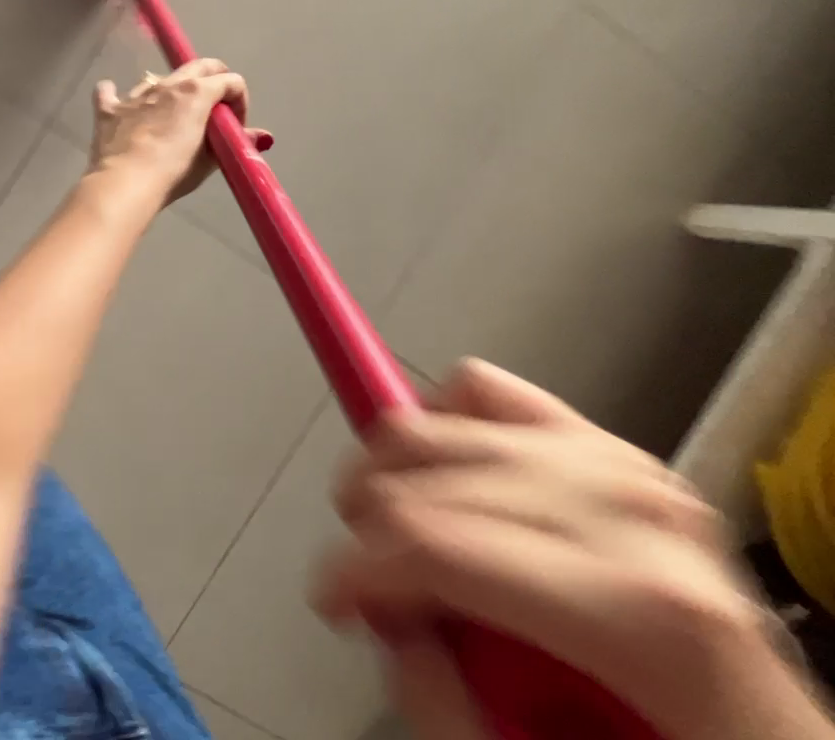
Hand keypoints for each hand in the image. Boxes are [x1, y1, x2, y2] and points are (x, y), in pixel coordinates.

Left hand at [88, 58, 269, 204]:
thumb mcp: (211, 160)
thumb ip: (235, 141)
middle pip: (197, 66)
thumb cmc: (173, 172)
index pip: (230, 81)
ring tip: (169, 114)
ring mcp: (133, 95)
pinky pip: (108, 91)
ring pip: (155, 79)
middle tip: (215, 103)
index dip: (239, 100)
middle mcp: (165, 85)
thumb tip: (263, 136)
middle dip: (213, 78)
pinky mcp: (108, 110)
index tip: (235, 124)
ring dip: (167, 90)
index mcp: (195, 92)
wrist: (125, 183)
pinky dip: (114, 94)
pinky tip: (118, 103)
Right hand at [314, 359, 816, 739]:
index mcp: (641, 613)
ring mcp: (627, 469)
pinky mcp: (612, 446)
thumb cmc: (671, 735)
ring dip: (390, 479)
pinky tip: (444, 478)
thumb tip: (387, 622)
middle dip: (369, 535)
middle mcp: (639, 518)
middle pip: (423, 484)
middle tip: (373, 588)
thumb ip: (444, 702)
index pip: (434, 543)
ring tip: (398, 532)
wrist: (759, 728)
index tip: (334, 602)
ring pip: (434, 427)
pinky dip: (440, 422)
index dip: (357, 570)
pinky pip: (484, 389)